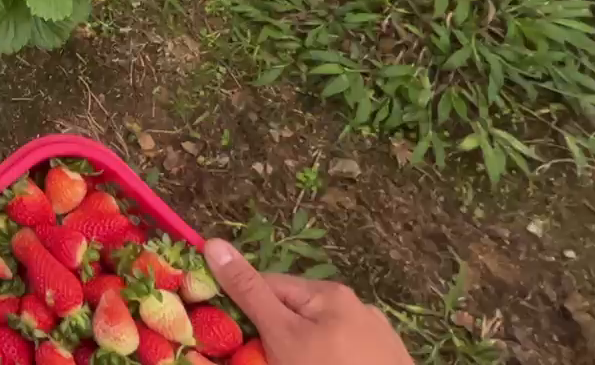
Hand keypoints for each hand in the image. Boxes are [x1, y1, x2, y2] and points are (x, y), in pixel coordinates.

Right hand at [202, 239, 412, 364]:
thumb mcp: (280, 334)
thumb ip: (247, 290)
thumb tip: (212, 242)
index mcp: (329, 292)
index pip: (268, 286)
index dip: (250, 312)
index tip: (246, 341)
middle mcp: (359, 307)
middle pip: (296, 312)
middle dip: (280, 335)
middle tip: (276, 362)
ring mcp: (382, 339)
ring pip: (322, 336)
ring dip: (307, 352)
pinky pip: (348, 356)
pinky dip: (334, 364)